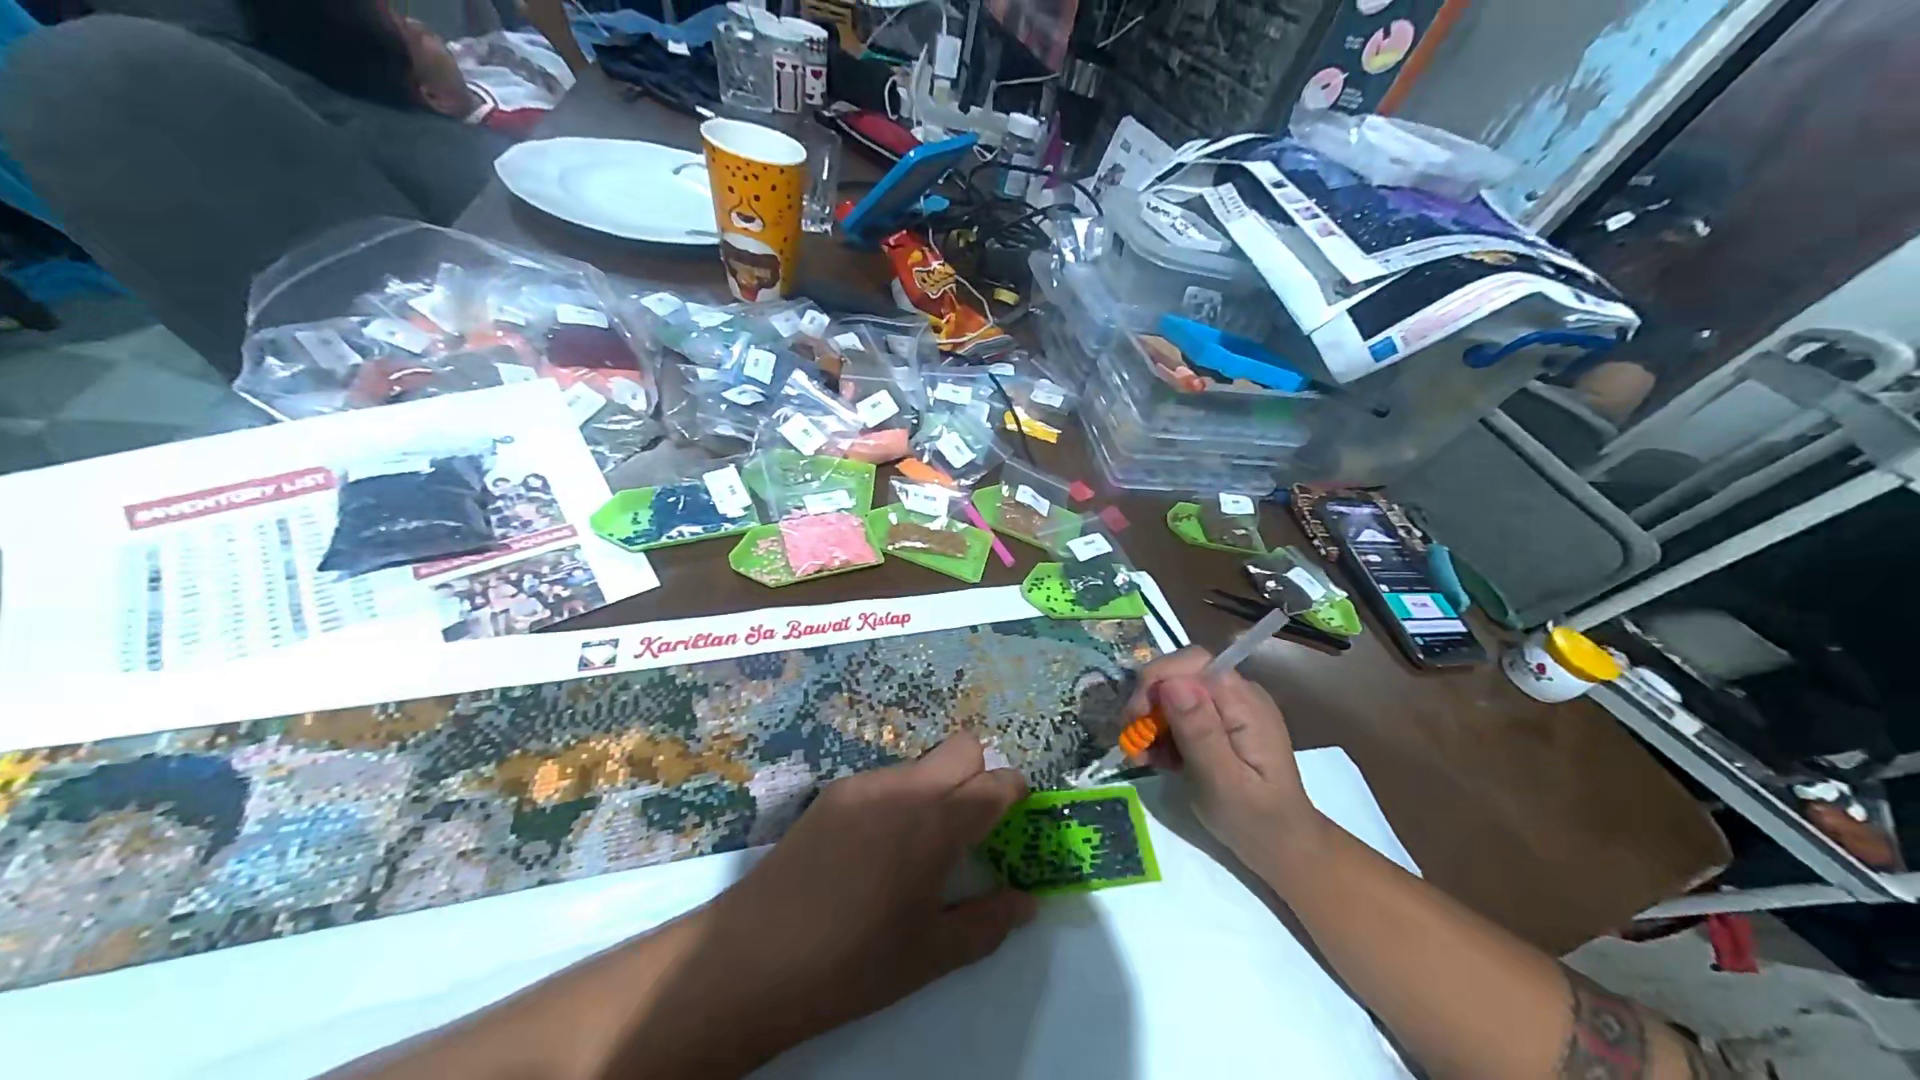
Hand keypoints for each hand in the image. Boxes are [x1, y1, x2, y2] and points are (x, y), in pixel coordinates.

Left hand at [612, 734, 1037, 1076]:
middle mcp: (904, 788)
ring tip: (915, 844)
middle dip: (979, 772)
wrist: (754, 956)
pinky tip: (873, 846)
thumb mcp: (932, 954)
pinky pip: (882, 778)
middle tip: (970, 823)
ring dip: (935, 786)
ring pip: (920, 762)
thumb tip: (1026, 902)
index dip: (1014, 793)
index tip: (1014, 814)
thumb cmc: (855, 962)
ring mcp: (863, 784)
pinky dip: (897, 797)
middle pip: (963, 746)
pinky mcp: (831, 792)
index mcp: (937, 823)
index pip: (996, 782)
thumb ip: (989, 922)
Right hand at [1127, 649, 1324, 878]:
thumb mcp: (1223, 780)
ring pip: (1173, 698)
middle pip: (1179, 677)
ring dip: (1149, 724)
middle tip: (1132, 743)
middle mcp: (1236, 697)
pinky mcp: (1216, 728)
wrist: (1283, 848)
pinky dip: (1160, 736)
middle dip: (1148, 705)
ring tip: (1140, 759)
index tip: (1136, 716)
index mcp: (1244, 702)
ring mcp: (1226, 712)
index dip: (1158, 679)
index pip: (1193, 662)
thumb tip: (1172, 684)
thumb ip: (1199, 731)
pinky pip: (1178, 717)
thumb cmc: (1257, 819)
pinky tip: (1154, 761)